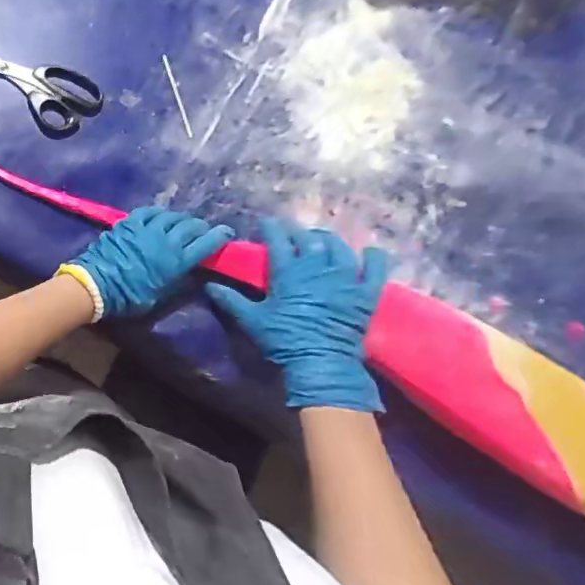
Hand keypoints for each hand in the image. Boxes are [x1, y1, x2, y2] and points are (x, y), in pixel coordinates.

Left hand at [60, 207, 234, 320]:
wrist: (96, 284)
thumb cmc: (129, 297)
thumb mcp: (161, 296)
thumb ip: (180, 282)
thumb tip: (194, 274)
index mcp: (178, 261)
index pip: (207, 243)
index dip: (220, 236)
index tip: (226, 233)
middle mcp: (167, 241)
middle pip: (191, 226)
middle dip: (201, 226)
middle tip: (201, 230)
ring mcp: (147, 229)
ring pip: (172, 215)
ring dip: (180, 218)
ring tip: (181, 222)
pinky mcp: (129, 223)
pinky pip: (148, 211)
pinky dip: (158, 212)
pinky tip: (159, 215)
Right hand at [205, 218, 387, 411]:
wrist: (321, 362)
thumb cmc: (282, 339)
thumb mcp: (251, 320)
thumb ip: (231, 300)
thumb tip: (209, 285)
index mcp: (288, 273)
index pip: (278, 240)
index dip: (271, 228)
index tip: (266, 221)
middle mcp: (317, 269)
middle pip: (309, 239)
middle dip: (298, 230)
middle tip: (291, 230)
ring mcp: (345, 279)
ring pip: (340, 248)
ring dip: (329, 239)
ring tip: (322, 238)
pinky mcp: (366, 294)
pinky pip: (375, 269)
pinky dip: (374, 257)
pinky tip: (370, 251)